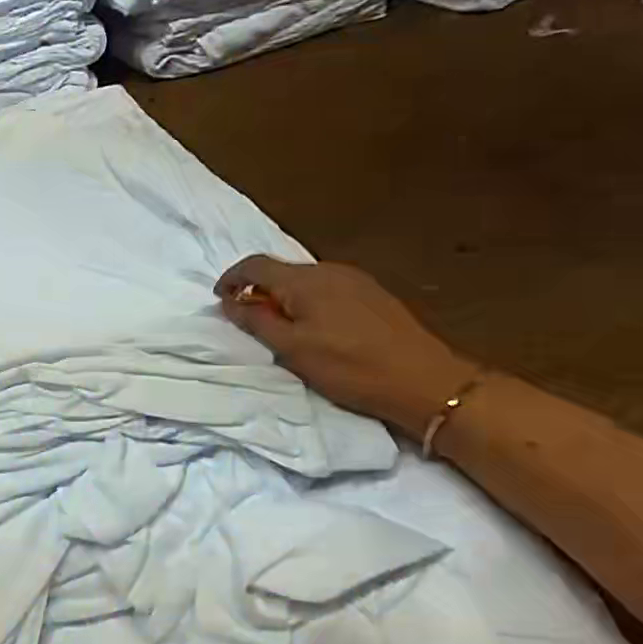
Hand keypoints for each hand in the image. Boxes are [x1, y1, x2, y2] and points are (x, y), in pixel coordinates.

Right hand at [216, 256, 480, 439]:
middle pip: (281, 270)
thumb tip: (231, 302)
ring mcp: (354, 279)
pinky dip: (310, 302)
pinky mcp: (373, 293)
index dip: (232, 278)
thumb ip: (258, 322)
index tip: (220, 298)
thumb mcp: (294, 350)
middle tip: (249, 319)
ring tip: (283, 327)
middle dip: (259, 290)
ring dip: (285, 297)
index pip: (255, 265)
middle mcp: (327, 269)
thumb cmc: (349, 367)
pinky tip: (319, 327)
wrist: (422, 378)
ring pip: (306, 280)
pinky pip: (328, 288)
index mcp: (303, 280)